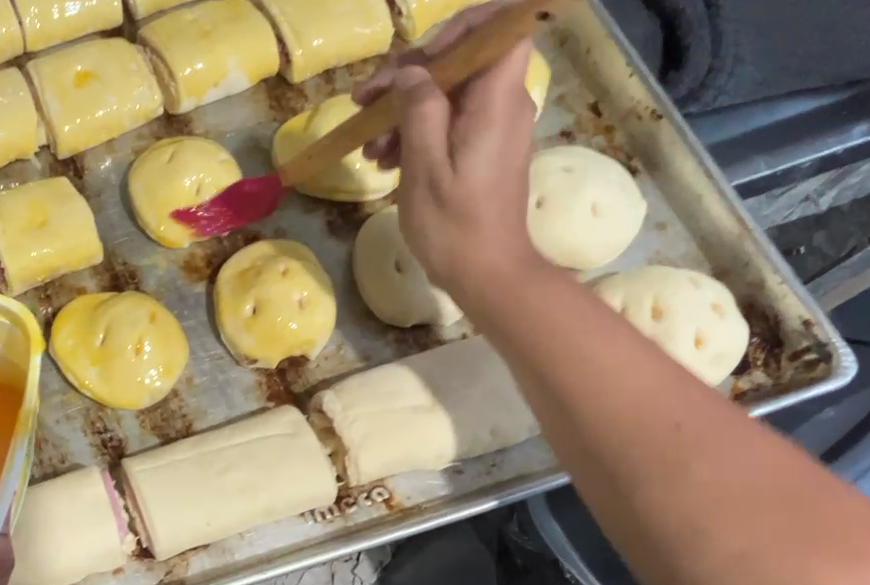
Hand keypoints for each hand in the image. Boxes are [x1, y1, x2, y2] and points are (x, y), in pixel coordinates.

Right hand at [354, 2, 547, 297]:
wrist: (486, 271)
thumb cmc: (453, 225)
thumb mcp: (425, 167)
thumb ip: (419, 111)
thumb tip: (410, 73)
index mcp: (496, 100)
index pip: (500, 28)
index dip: (459, 30)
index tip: (415, 62)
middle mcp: (504, 103)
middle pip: (463, 61)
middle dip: (411, 77)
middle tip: (365, 104)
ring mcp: (495, 126)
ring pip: (450, 94)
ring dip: (405, 110)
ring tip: (370, 147)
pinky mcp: (483, 148)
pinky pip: (451, 121)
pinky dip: (417, 131)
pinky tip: (386, 159)